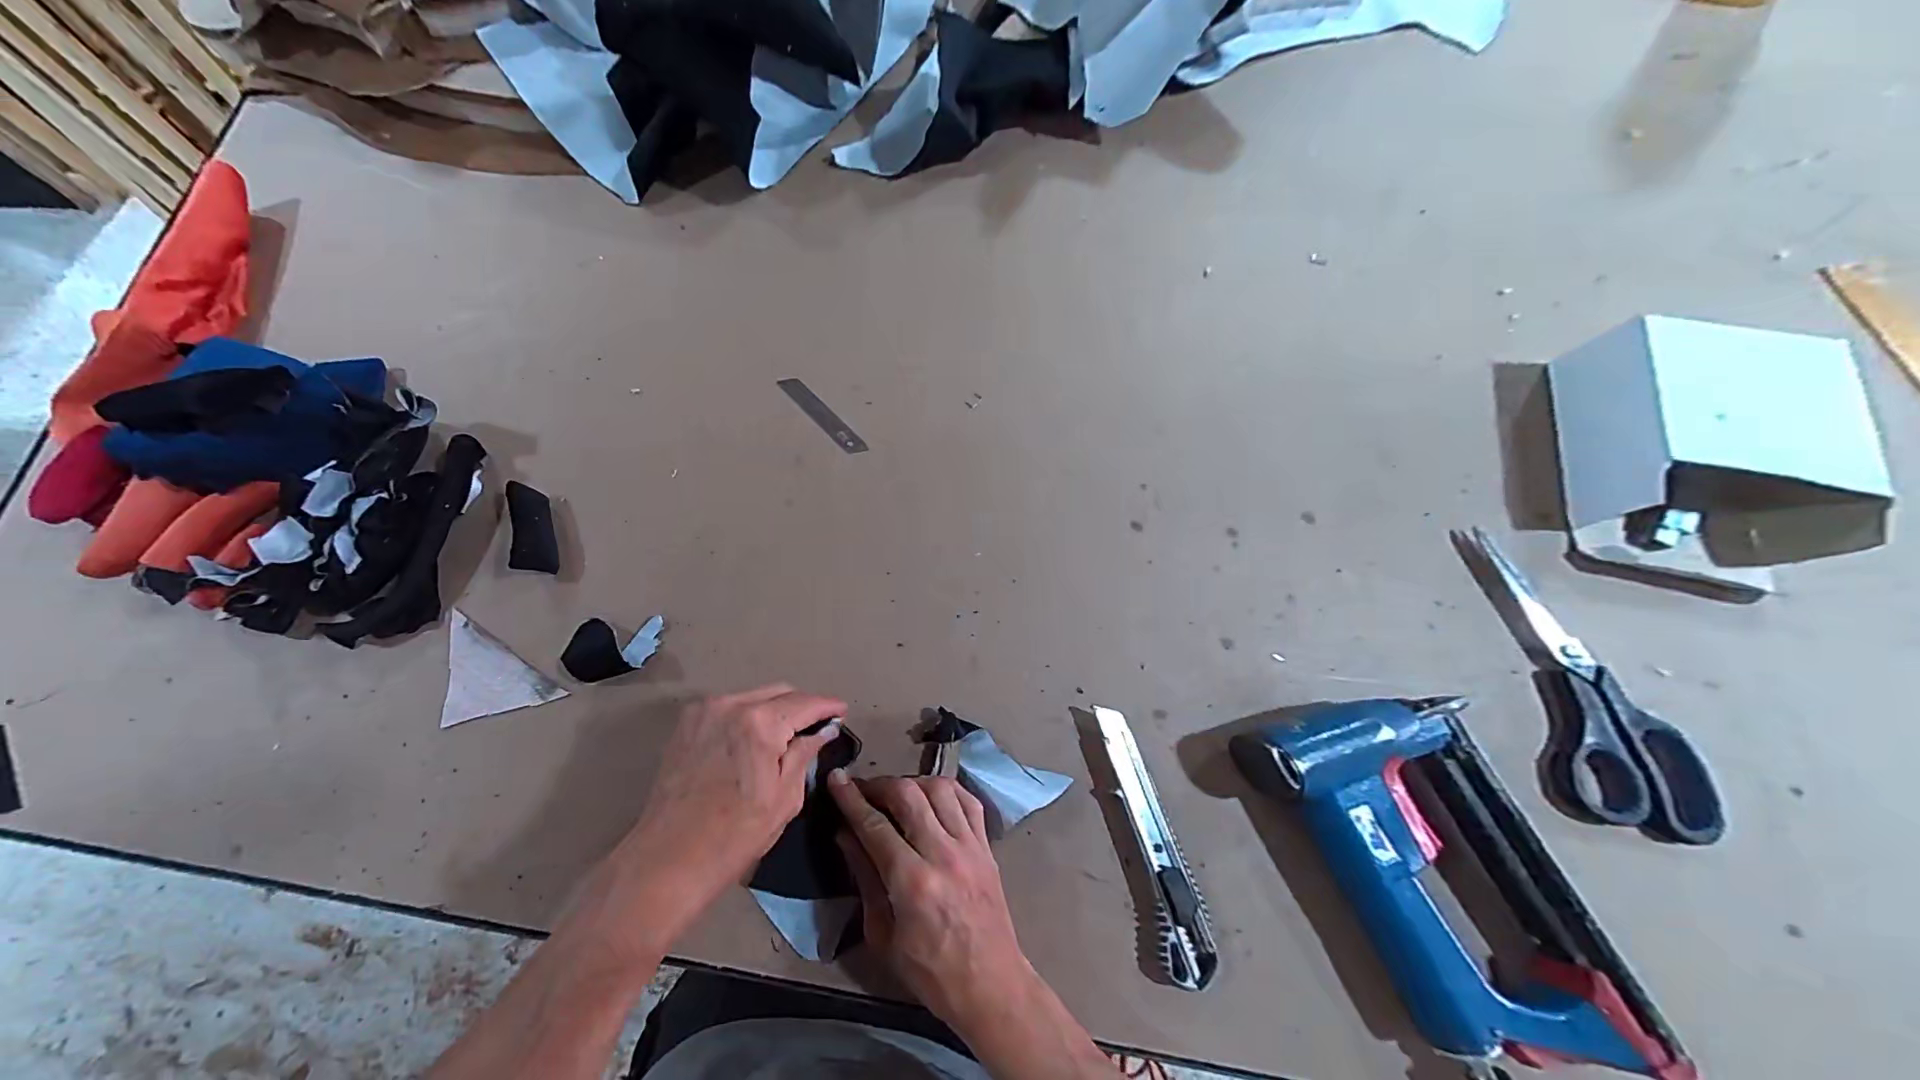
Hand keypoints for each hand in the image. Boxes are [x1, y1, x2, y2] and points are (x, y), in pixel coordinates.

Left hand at [621, 684, 846, 907]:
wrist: (667, 860)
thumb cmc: (734, 835)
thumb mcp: (784, 797)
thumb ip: (805, 754)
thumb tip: (823, 731)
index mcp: (759, 723)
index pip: (805, 703)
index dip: (828, 706)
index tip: (842, 711)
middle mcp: (731, 705)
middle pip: (779, 692)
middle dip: (801, 706)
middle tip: (817, 728)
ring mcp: (704, 712)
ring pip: (753, 697)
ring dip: (774, 710)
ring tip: (786, 736)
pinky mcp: (686, 725)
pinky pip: (729, 708)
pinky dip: (747, 716)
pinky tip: (753, 740)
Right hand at [828, 772, 1036, 1030]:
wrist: (989, 984)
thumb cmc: (930, 971)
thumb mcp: (883, 935)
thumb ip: (865, 878)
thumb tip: (845, 835)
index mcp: (912, 881)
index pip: (874, 825)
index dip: (851, 799)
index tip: (836, 779)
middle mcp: (943, 854)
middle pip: (908, 795)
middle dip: (879, 785)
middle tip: (862, 789)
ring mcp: (970, 846)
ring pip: (940, 789)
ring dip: (912, 783)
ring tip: (896, 793)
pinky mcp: (987, 847)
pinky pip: (969, 801)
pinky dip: (947, 790)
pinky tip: (932, 797)